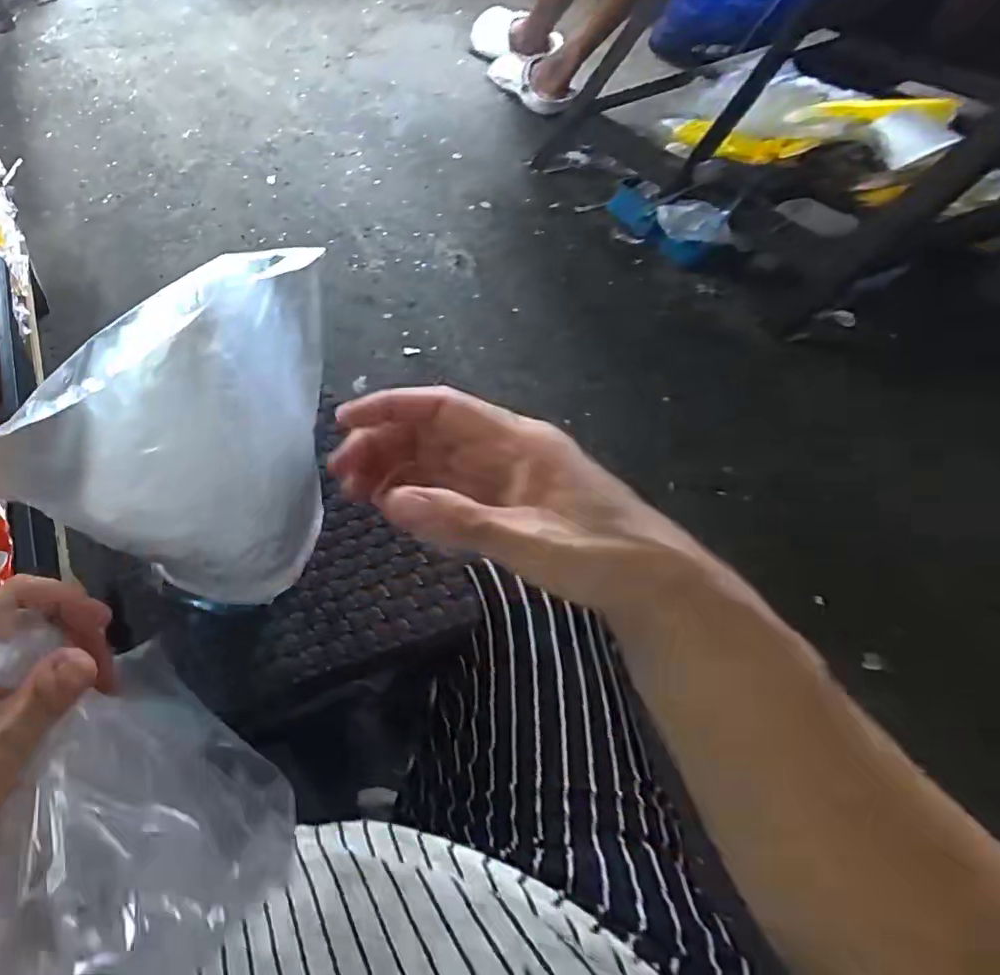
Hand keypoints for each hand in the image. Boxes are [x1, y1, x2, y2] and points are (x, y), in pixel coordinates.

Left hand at [0, 576, 115, 973]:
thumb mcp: (1, 749)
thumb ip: (42, 699)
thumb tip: (86, 656)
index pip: (17, 594)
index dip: (62, 597)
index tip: (101, 623)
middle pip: (28, 609)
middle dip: (74, 623)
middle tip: (108, 663)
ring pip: (31, 632)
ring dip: (71, 644)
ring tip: (102, 678)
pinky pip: (28, 658)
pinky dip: (59, 665)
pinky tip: (78, 690)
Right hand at [329, 386, 740, 619]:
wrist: (658, 590)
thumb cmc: (603, 555)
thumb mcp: (531, 540)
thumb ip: (459, 519)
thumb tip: (390, 501)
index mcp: (515, 440)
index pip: (441, 407)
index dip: (390, 408)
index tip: (345, 422)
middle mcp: (501, 450)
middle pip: (427, 433)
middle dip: (380, 446)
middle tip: (341, 476)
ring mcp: (497, 477)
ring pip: (429, 461)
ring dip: (390, 471)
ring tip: (357, 497)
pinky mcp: (497, 504)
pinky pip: (442, 489)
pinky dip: (412, 496)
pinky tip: (392, 511)